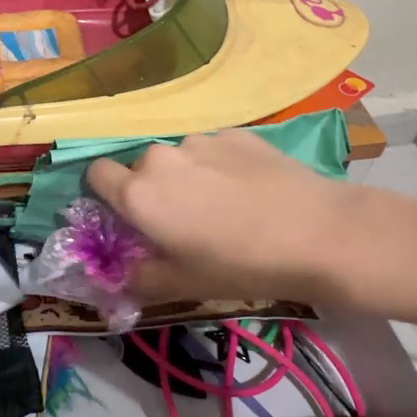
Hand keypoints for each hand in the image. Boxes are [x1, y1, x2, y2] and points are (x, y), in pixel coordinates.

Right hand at [85, 129, 357, 304]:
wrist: (320, 233)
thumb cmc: (242, 265)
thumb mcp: (184, 284)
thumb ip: (138, 277)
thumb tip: (115, 274)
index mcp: (138, 193)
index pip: (96, 174)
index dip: (108, 195)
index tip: (131, 218)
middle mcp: (160, 157)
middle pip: (140, 167)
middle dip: (152, 189)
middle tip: (183, 221)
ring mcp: (200, 140)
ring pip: (178, 157)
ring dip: (187, 176)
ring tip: (224, 205)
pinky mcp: (235, 132)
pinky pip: (212, 148)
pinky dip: (219, 165)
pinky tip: (249, 190)